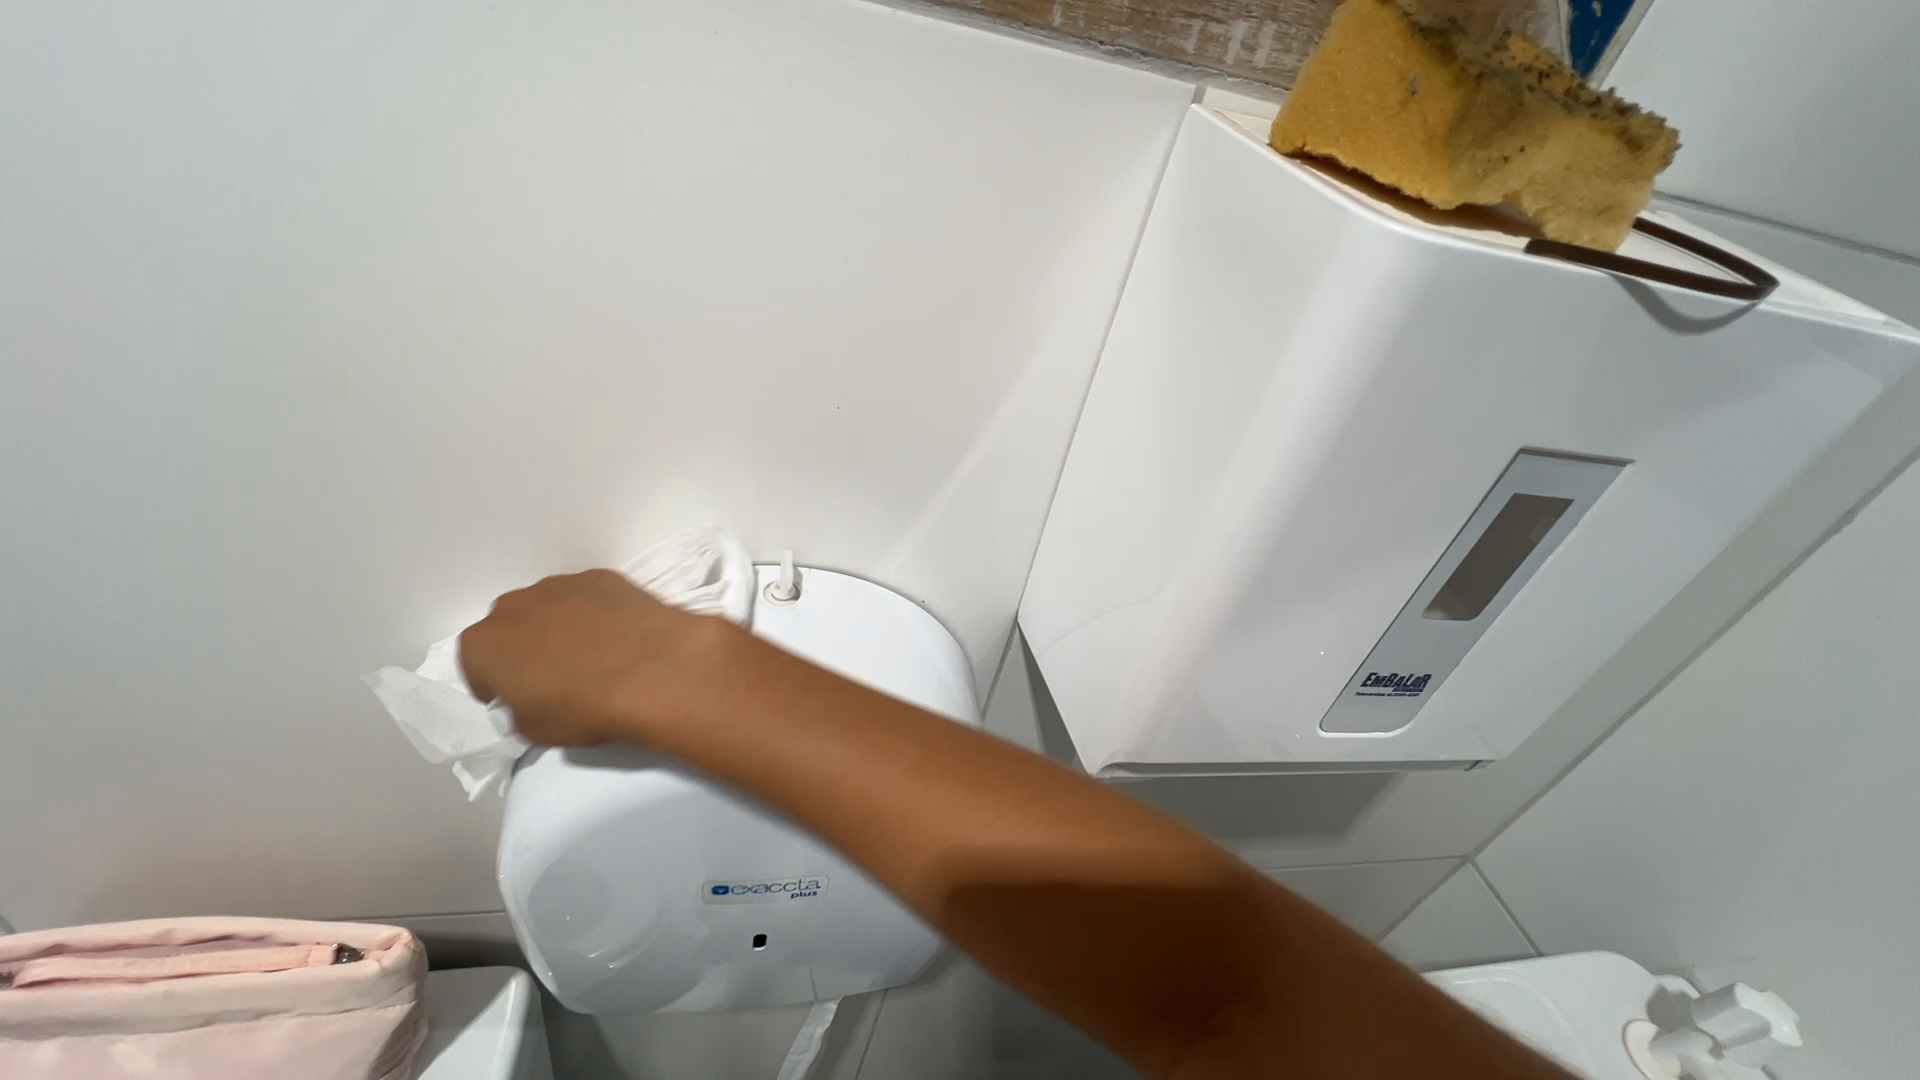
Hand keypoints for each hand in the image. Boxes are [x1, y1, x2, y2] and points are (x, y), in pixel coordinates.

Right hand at [459, 569, 736, 746]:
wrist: (652, 670)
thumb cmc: (584, 707)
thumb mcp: (533, 729)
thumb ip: (518, 707)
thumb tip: (532, 696)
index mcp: (483, 644)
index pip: (477, 666)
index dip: (496, 685)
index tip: (518, 698)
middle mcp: (514, 605)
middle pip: (512, 628)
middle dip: (527, 648)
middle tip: (557, 675)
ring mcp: (561, 585)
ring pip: (551, 607)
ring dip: (562, 626)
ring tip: (595, 652)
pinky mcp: (604, 577)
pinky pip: (591, 597)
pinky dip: (599, 611)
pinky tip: (621, 634)